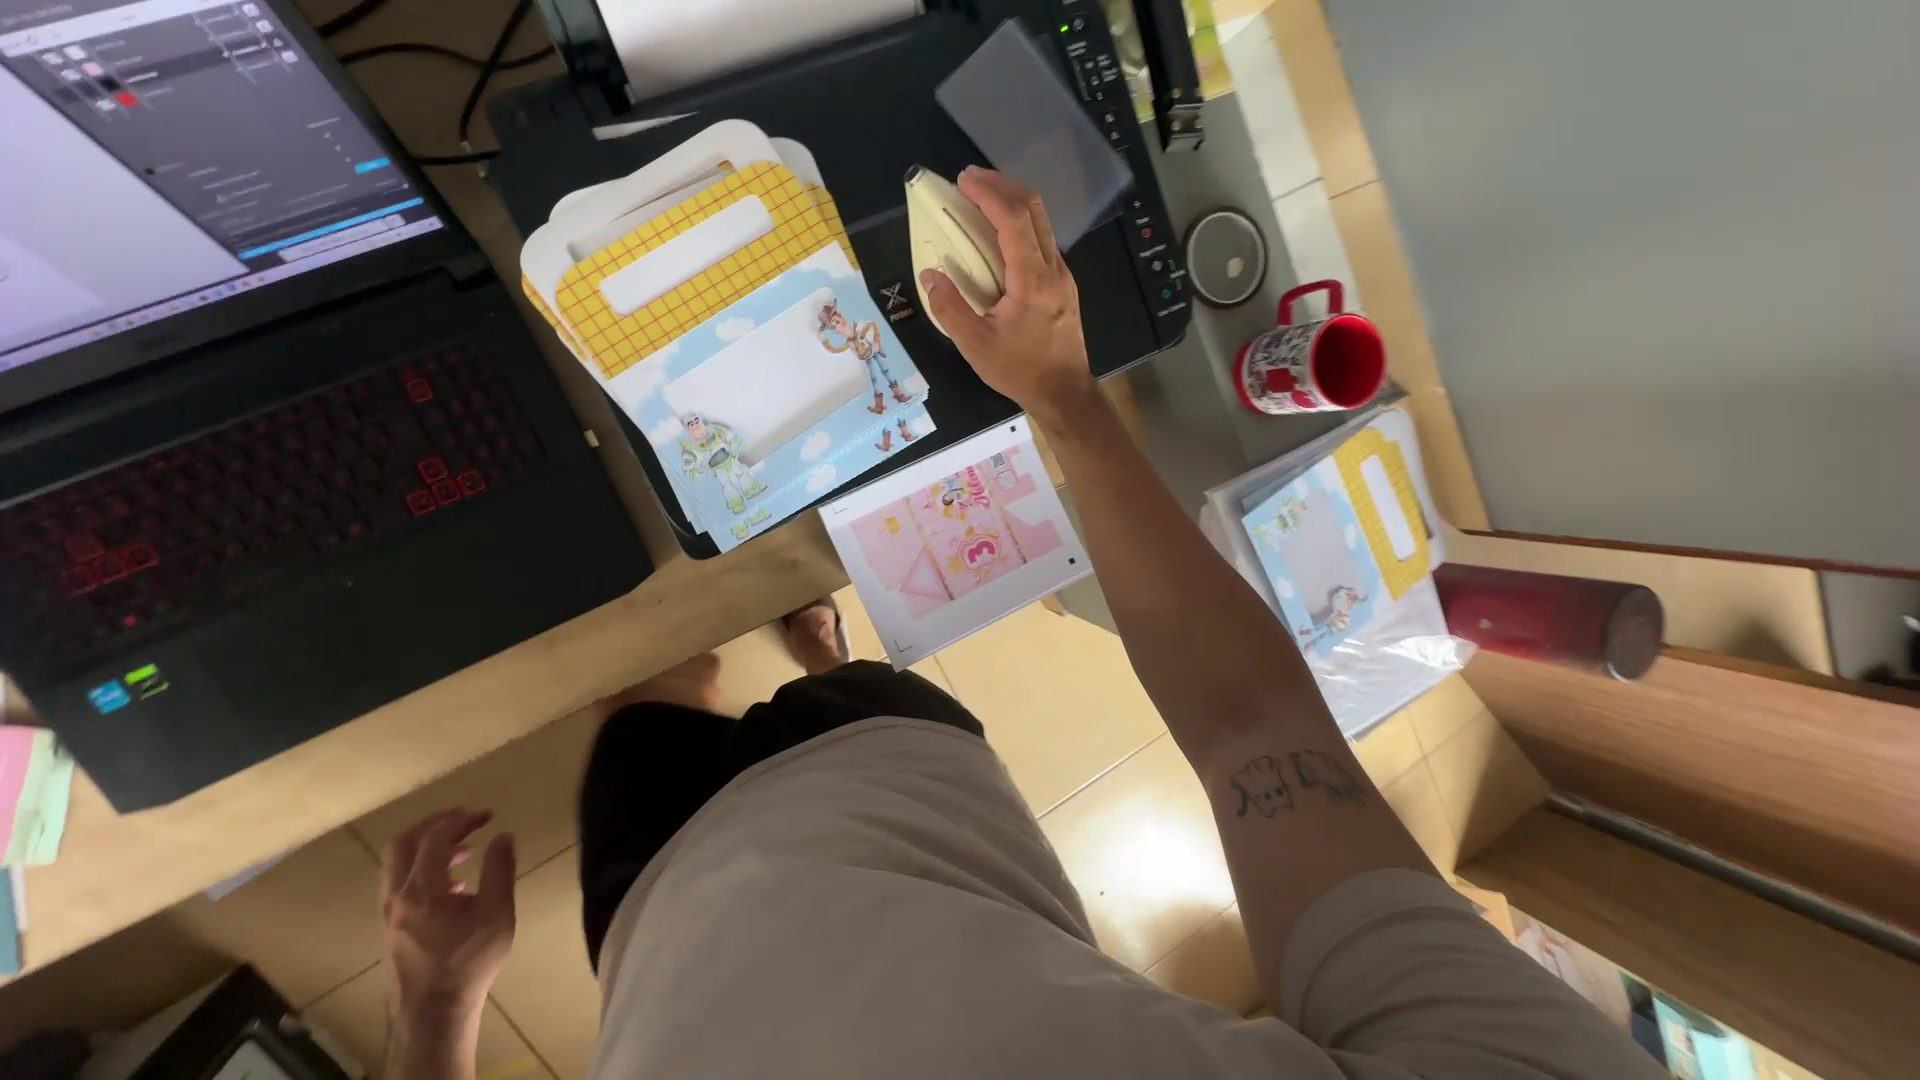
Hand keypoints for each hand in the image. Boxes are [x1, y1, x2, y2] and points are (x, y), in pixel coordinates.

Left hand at [380, 809, 515, 1024]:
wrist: (434, 1013)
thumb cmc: (470, 961)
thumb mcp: (497, 913)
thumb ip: (500, 870)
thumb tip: (503, 836)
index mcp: (422, 890)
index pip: (436, 839)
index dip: (462, 820)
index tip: (488, 814)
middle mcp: (396, 898)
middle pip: (402, 845)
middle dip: (433, 824)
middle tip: (463, 818)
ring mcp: (388, 915)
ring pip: (396, 867)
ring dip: (426, 848)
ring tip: (463, 850)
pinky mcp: (390, 930)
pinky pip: (399, 886)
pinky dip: (422, 871)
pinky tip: (452, 886)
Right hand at [920, 167, 1097, 423]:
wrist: (1065, 393)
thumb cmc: (1020, 371)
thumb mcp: (976, 346)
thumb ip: (950, 308)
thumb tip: (930, 274)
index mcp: (1032, 280)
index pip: (1013, 220)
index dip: (988, 194)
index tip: (963, 180)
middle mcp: (1053, 269)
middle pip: (1034, 209)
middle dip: (1003, 186)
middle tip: (972, 179)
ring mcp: (1063, 276)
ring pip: (1043, 223)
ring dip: (1014, 203)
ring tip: (984, 198)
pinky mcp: (1064, 285)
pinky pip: (1044, 241)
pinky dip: (1022, 225)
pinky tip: (1001, 235)